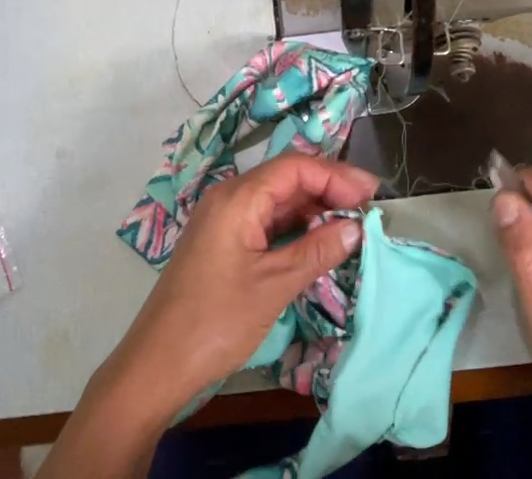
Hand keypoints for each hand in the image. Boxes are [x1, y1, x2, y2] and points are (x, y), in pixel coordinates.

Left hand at [115, 154, 376, 407]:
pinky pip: (266, 222)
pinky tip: (321, 242)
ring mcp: (225, 221)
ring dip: (315, 209)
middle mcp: (229, 198)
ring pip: (278, 201)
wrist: (158, 364)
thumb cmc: (215, 321)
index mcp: (238, 198)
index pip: (296, 167)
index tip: (373, 194)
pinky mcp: (224, 243)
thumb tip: (357, 226)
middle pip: (287, 178)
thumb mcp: (274, 285)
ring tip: (353, 226)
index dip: (337, 175)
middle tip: (369, 210)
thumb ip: (317, 251)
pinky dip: (296, 228)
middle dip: (330, 189)